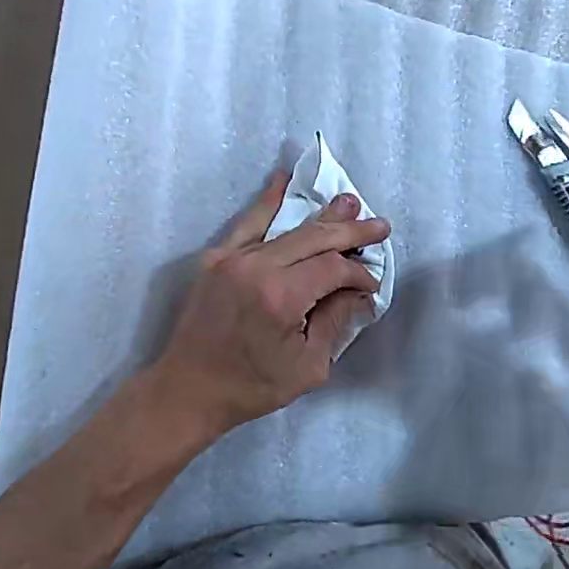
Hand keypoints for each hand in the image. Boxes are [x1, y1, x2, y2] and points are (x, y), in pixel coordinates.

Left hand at [148, 171, 389, 438]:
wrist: (187, 389)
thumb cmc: (251, 386)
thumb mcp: (308, 366)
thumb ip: (335, 320)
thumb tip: (357, 291)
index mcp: (280, 297)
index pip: (333, 267)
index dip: (358, 273)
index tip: (369, 286)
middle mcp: (257, 268)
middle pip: (316, 238)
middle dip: (352, 231)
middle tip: (381, 225)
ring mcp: (233, 258)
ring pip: (288, 228)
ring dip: (322, 215)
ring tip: (349, 202)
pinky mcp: (217, 258)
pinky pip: (249, 222)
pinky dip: (268, 200)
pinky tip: (284, 179)